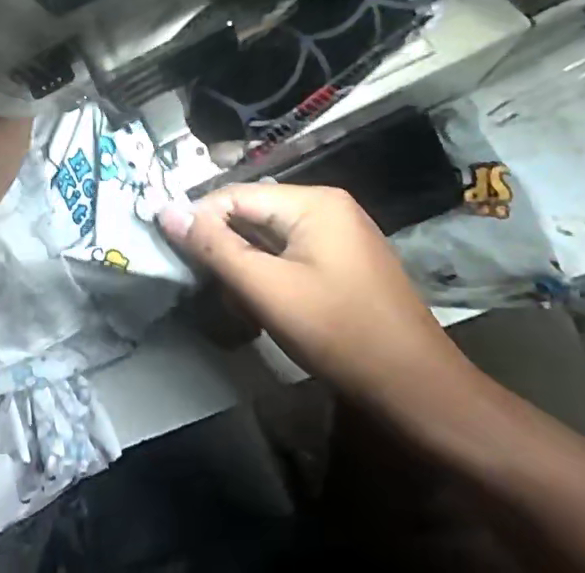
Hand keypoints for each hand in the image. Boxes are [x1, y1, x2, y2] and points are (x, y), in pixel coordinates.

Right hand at [158, 184, 476, 404]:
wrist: (417, 390)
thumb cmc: (339, 334)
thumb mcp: (268, 290)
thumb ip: (215, 248)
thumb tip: (166, 211)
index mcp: (314, 201)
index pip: (237, 195)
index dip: (201, 221)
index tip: (175, 256)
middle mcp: (329, 207)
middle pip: (255, 215)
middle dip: (227, 251)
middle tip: (212, 290)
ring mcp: (341, 235)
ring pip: (271, 239)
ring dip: (247, 269)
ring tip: (241, 307)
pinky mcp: (345, 263)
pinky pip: (293, 256)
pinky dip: (271, 278)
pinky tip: (266, 310)